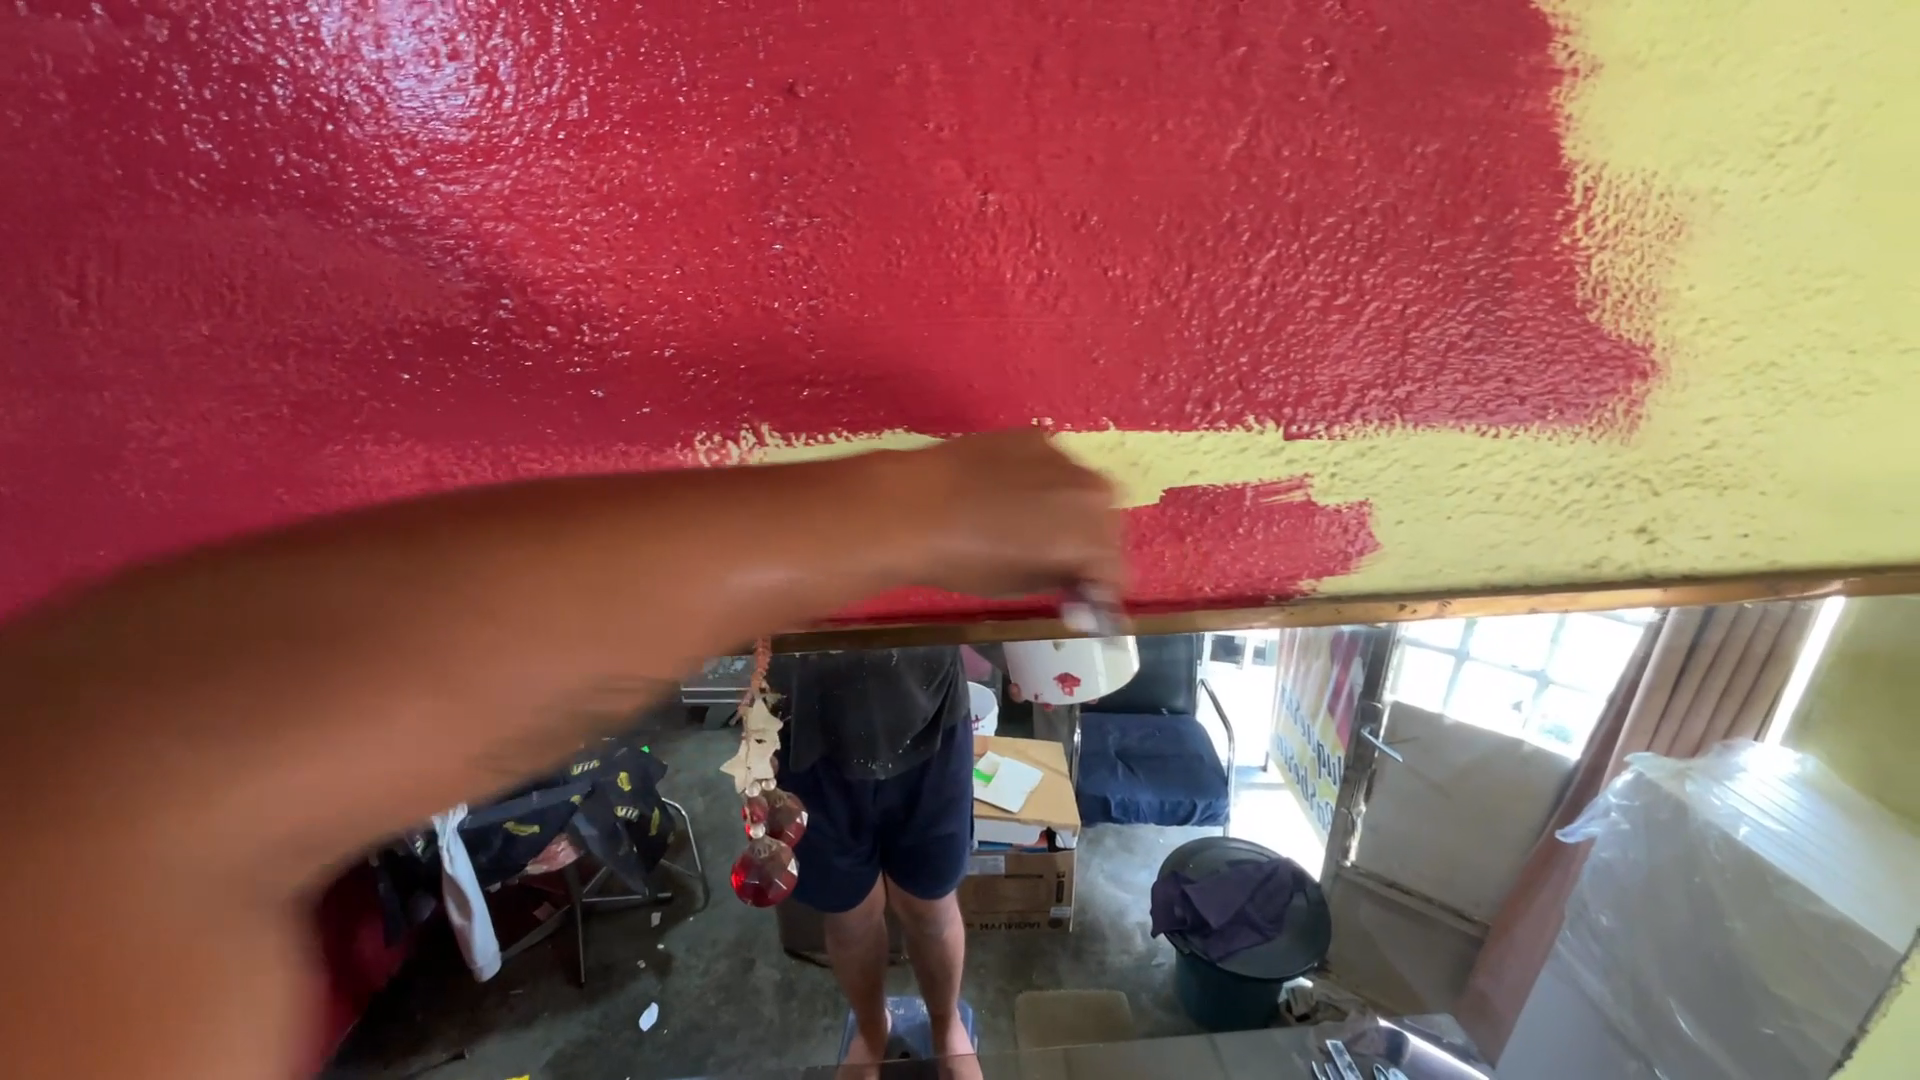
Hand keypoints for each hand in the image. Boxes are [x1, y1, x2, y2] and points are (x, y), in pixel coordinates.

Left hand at [880, 429, 1125, 598]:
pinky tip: (1012, 495)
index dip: (1100, 591)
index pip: (1115, 572)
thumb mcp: (1022, 585)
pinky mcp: (1036, 436)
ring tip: (1035, 527)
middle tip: (1062, 564)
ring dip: (1071, 511)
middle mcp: (1092, 492)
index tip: (1085, 601)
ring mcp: (1065, 458)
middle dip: (1091, 548)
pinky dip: (1045, 483)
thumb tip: (1078, 581)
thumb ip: (1063, 581)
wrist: (913, 505)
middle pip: (1107, 527)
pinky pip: (1055, 467)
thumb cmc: (965, 560)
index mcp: (1092, 538)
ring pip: (1084, 492)